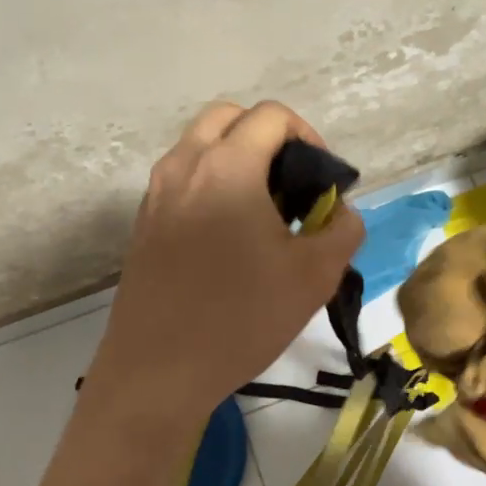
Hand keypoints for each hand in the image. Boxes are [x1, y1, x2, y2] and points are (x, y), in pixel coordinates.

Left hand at [88, 101, 363, 419]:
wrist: (159, 369)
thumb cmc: (242, 318)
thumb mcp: (315, 276)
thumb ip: (343, 230)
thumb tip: (340, 212)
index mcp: (228, 166)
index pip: (271, 116)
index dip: (308, 137)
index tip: (322, 182)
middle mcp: (184, 166)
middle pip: (228, 119)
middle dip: (267, 139)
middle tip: (292, 187)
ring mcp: (156, 195)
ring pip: (198, 149)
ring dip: (235, 161)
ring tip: (262, 215)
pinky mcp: (142, 226)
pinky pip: (180, 183)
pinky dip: (209, 188)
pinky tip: (228, 242)